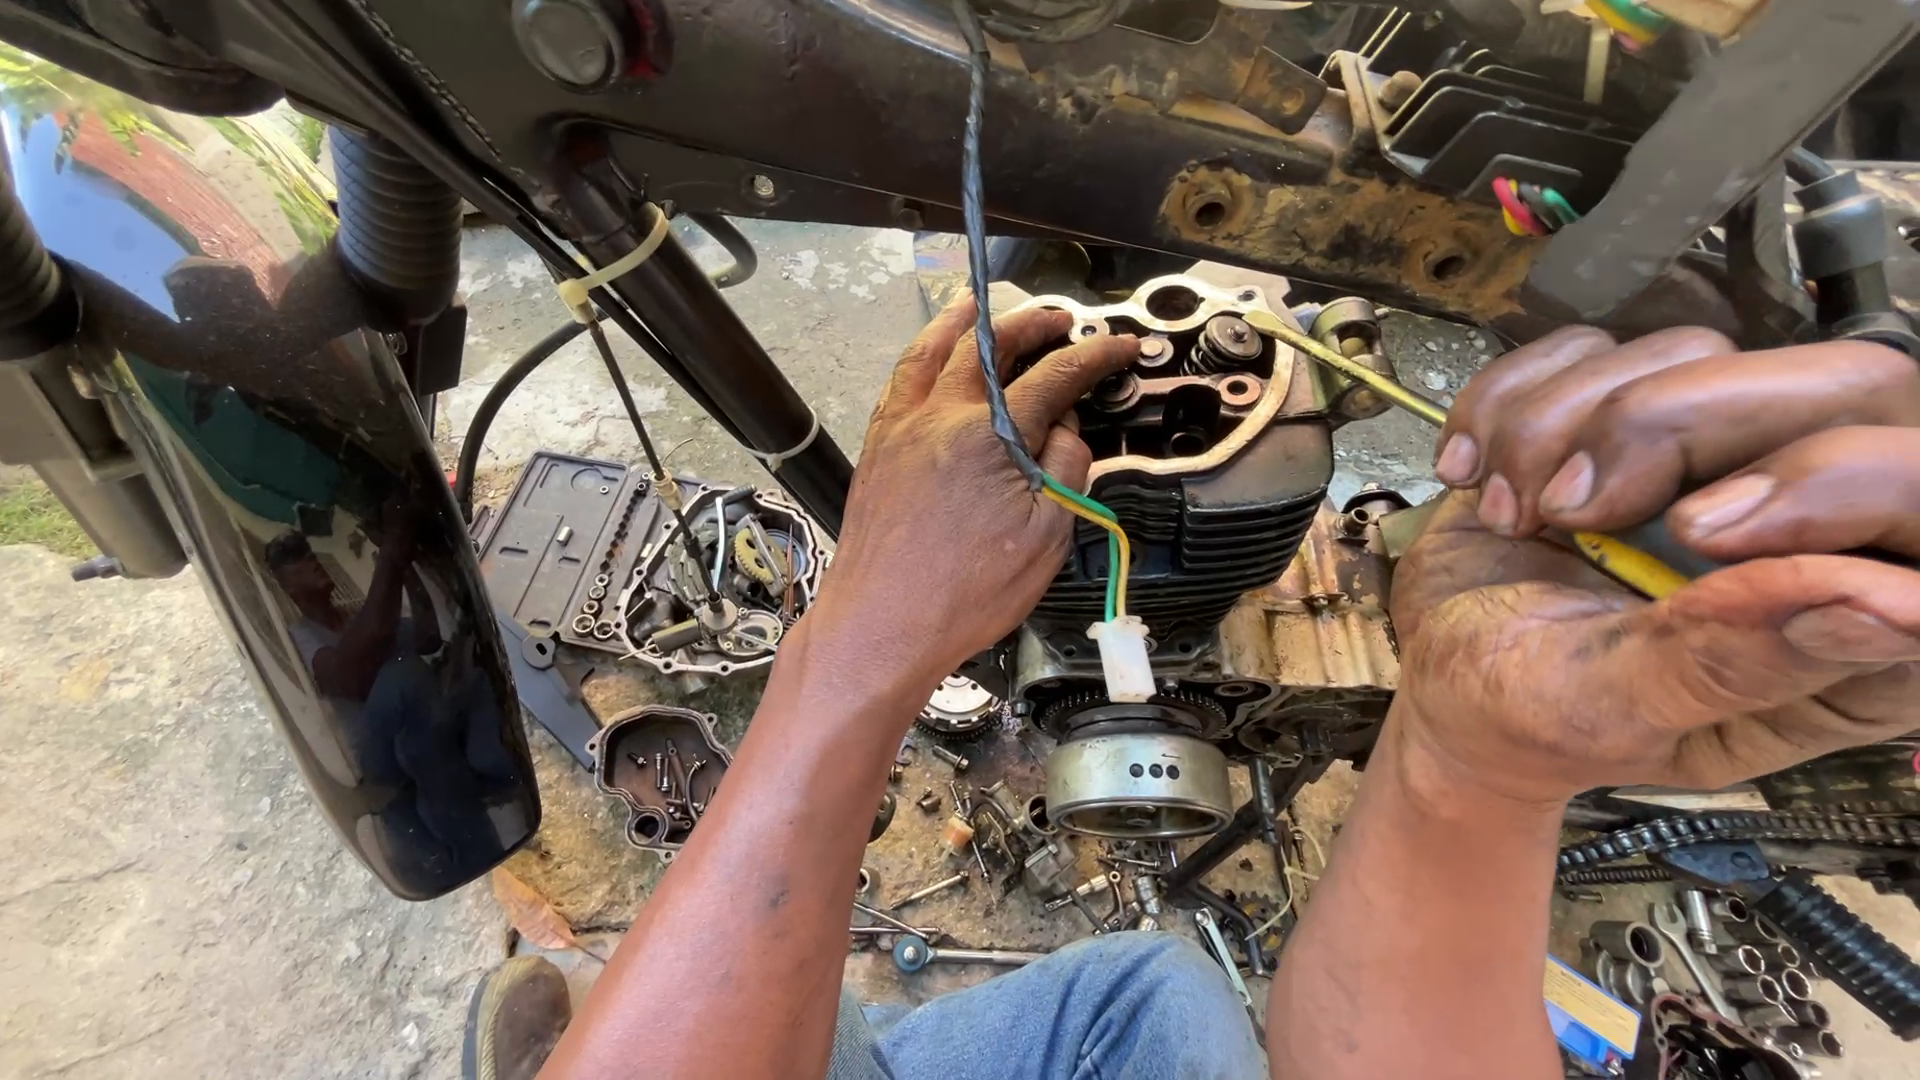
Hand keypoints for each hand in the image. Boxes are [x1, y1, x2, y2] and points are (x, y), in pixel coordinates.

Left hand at [803, 297, 1137, 690]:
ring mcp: (899, 429)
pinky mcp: (876, 448)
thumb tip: (1066, 429)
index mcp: (988, 436)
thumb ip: (1065, 469)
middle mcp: (938, 417)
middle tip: (1058, 321)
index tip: (1120, 349)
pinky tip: (929, 357)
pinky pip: (899, 382)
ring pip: (931, 352)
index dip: (1095, 357)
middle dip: (1030, 324)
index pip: (1053, 377)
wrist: (880, 625)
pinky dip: (920, 356)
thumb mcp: (1044, 539)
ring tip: (979, 304)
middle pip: (988, 347)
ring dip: (961, 322)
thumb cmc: (961, 594)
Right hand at [1387, 326, 1919, 808]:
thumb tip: (1891, 606)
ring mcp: (1699, 452)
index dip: (1834, 480)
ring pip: (1680, 351)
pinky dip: (1496, 407)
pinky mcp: (1601, 418)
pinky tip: (1472, 479)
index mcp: (1858, 606)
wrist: (1443, 675)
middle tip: (1568, 512)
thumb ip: (1731, 663)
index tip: (1692, 533)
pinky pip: (1571, 350)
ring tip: (1510, 518)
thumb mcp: (1616, 710)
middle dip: (1662, 431)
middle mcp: (1801, 513)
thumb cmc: (1531, 714)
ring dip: (1549, 432)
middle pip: (1828, 380)